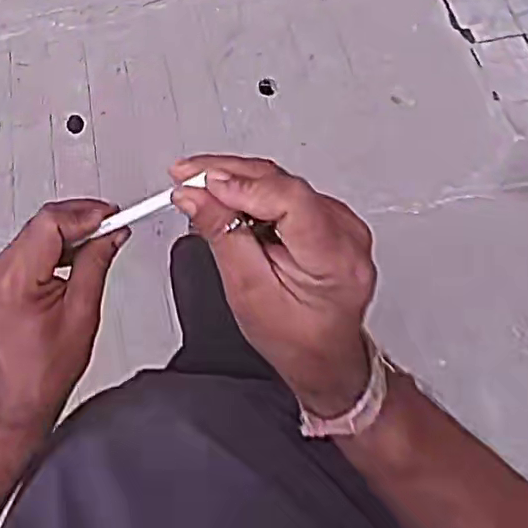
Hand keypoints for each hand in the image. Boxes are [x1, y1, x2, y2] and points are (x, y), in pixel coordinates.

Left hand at [0, 199, 127, 433]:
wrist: (23, 390)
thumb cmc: (46, 366)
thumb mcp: (82, 314)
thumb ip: (95, 265)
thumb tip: (109, 234)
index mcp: (17, 278)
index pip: (50, 224)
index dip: (85, 214)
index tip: (112, 216)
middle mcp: (4, 267)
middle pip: (44, 220)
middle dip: (82, 216)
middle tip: (114, 221)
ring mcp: (3, 267)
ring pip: (41, 226)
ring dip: (73, 226)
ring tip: (103, 235)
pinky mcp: (9, 270)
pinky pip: (37, 240)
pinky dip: (62, 238)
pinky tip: (83, 248)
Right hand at [170, 155, 376, 417]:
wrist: (322, 353)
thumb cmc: (295, 337)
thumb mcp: (248, 292)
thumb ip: (221, 236)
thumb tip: (195, 196)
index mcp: (335, 258)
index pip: (290, 200)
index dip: (241, 186)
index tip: (201, 184)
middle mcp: (344, 231)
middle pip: (278, 181)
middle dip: (224, 174)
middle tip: (183, 177)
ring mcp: (336, 217)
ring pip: (274, 178)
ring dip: (229, 177)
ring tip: (193, 186)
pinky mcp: (321, 211)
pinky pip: (277, 185)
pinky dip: (243, 185)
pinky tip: (219, 194)